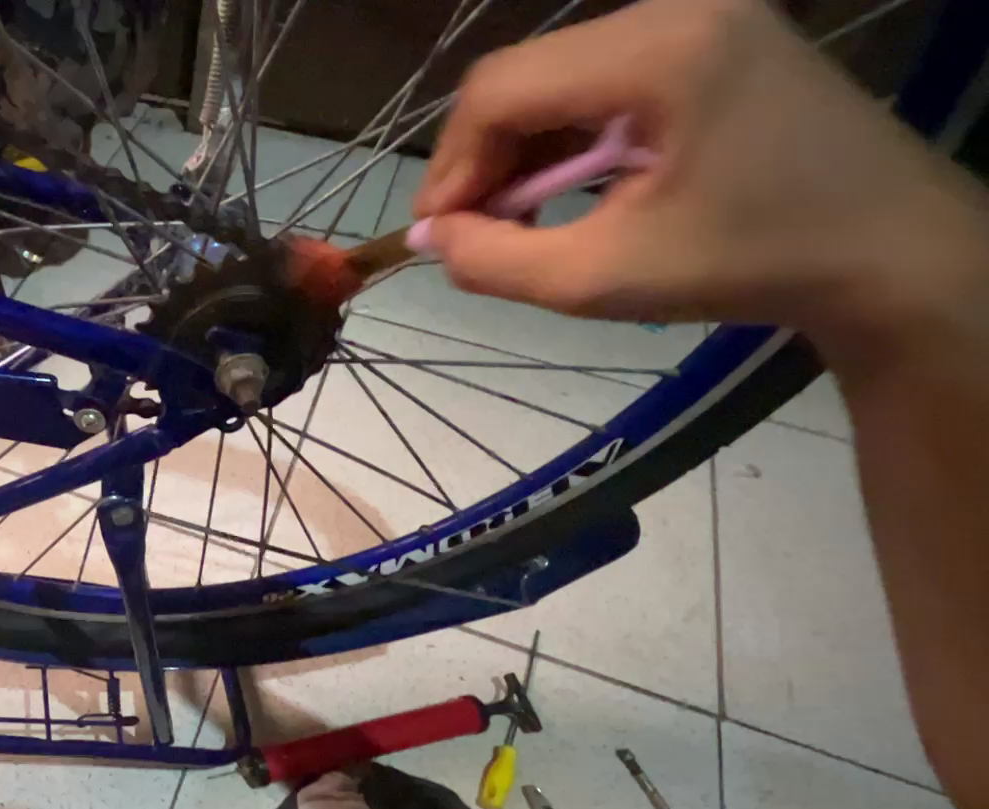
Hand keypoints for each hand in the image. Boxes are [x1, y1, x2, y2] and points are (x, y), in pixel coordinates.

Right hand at [412, 0, 988, 357]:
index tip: (440, 236)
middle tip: (470, 233)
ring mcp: (693, 21)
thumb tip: (426, 239)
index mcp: (658, 54)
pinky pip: (587, 85)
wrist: (883, 248)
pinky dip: (553, 143)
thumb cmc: (744, 264)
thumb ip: (490, 260)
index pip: (498, 90)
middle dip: (477, 161)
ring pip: (545, 81)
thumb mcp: (595, 280)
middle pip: (518, 78)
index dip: (449, 166)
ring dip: (510, 155)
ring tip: (511, 221)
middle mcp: (673, 12)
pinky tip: (557, 192)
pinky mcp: (701, 45)